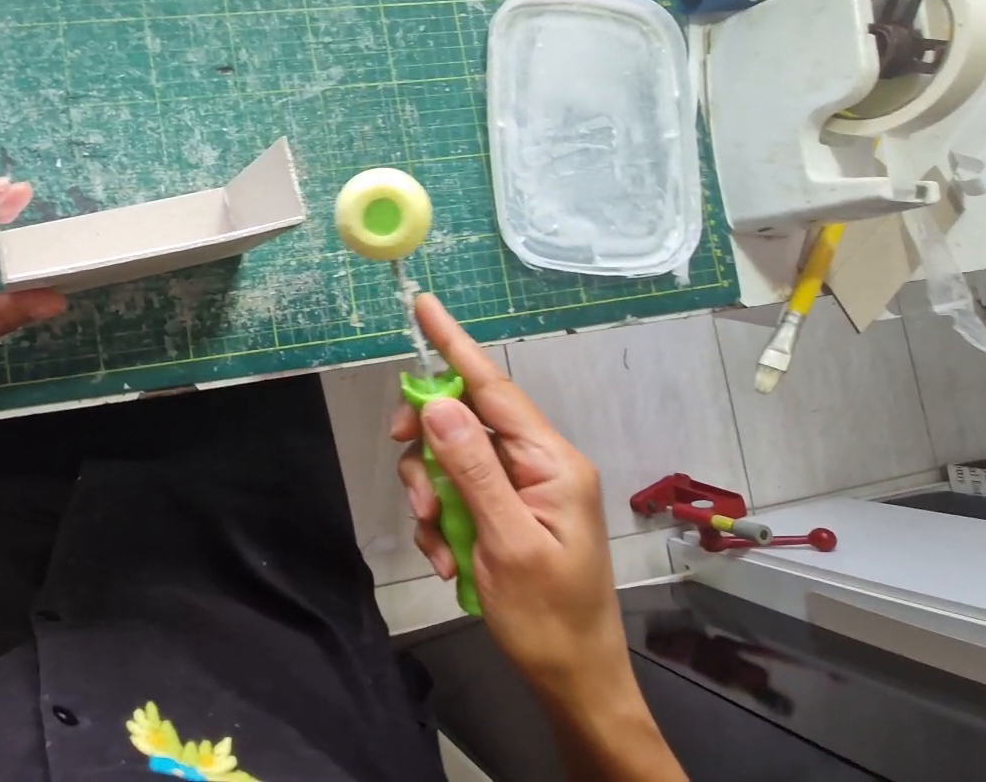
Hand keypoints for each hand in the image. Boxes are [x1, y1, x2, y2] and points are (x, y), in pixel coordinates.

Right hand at [392, 294, 628, 706]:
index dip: (454, 345)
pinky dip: (437, 521)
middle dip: (426, 452)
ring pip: (447, 458)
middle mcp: (535, 463)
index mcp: (550, 461)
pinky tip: (447, 559)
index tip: (424, 306)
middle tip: (414, 494)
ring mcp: (518, 486)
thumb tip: (438, 405)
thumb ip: (472, 469)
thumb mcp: (505, 542)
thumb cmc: (548, 615)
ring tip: (436, 545)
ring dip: (428, 497)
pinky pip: (451, 491)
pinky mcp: (501, 509)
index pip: (493, 388)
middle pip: (460, 421)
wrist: (571, 678)